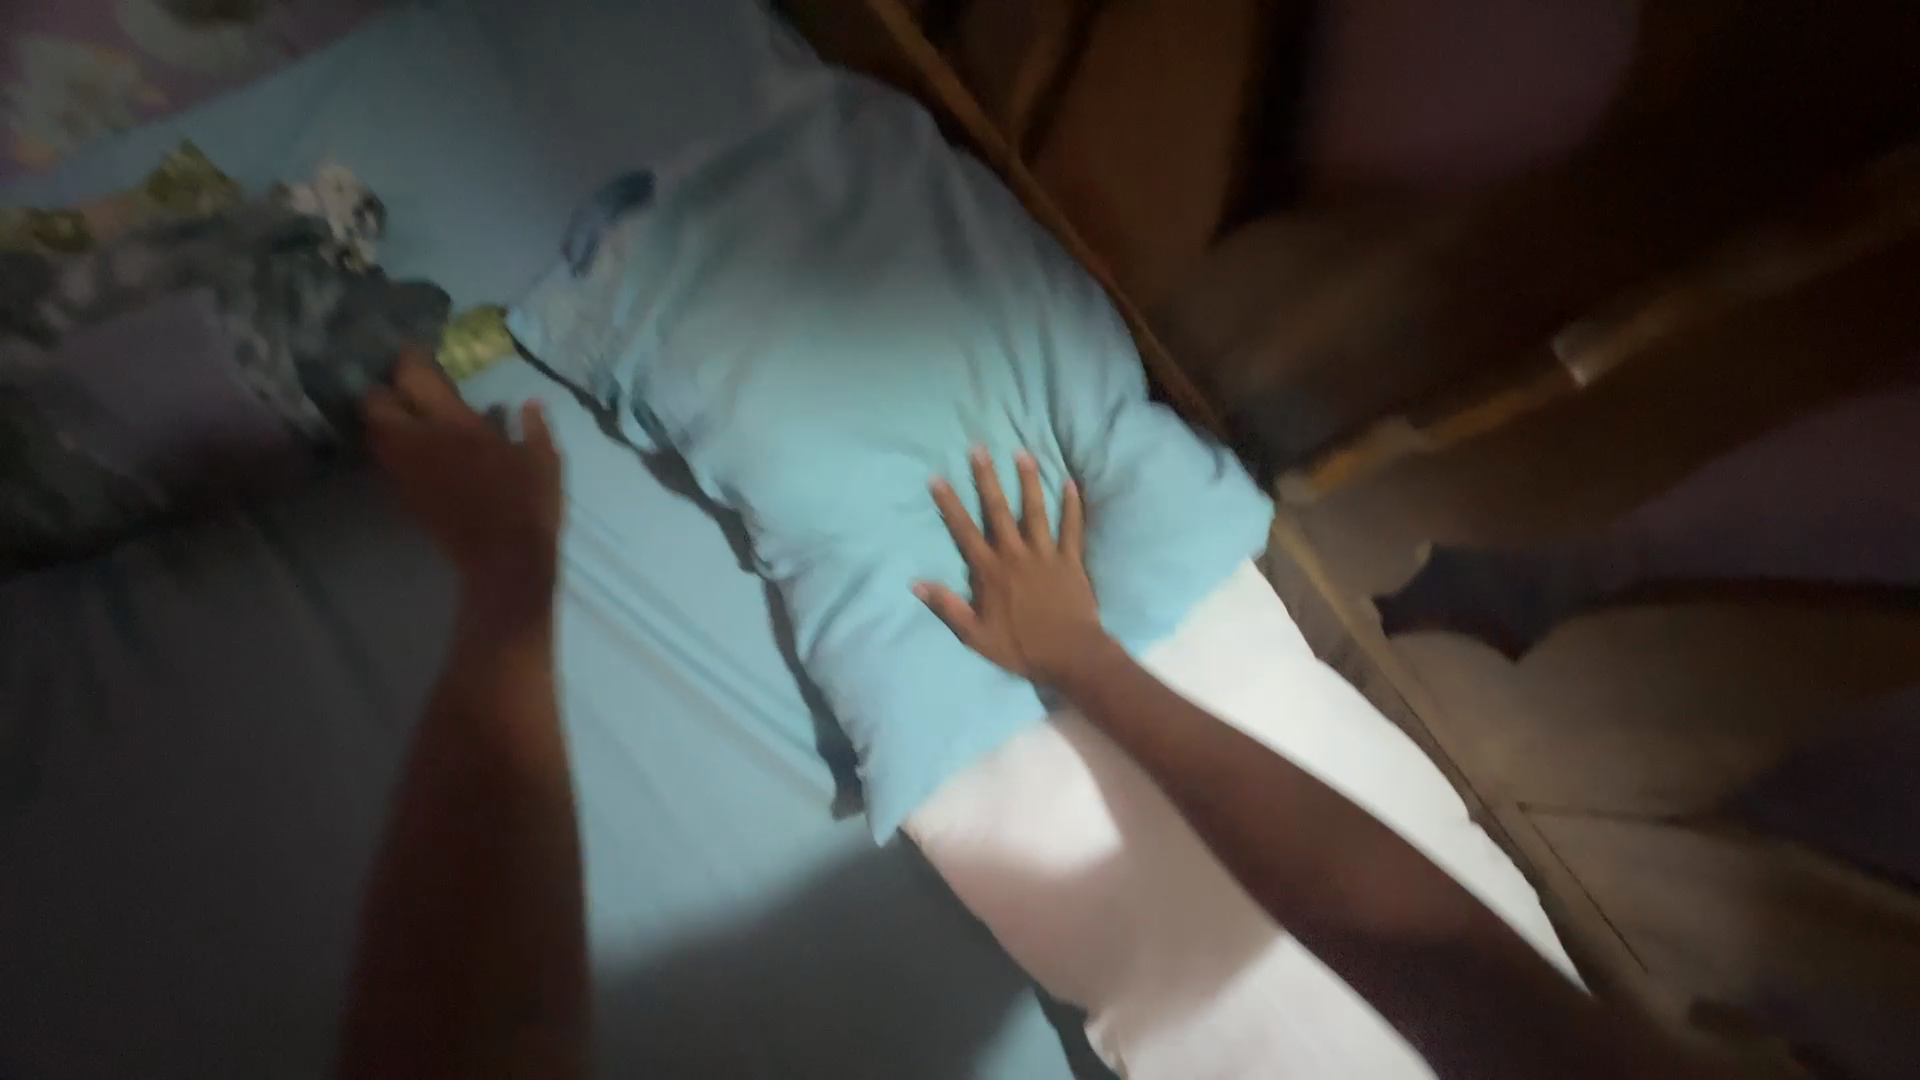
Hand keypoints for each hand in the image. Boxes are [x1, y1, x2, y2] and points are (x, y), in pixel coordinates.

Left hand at [364, 349, 562, 627]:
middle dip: (387, 389)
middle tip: (410, 388)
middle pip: (376, 401)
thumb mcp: (546, 460)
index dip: (411, 358)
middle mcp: (418, 439)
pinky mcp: (404, 492)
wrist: (504, 559)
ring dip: (387, 418)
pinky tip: (421, 448)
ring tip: (411, 416)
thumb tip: (529, 403)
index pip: (414, 376)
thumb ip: (534, 427)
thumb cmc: (530, 503)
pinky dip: (397, 445)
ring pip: (375, 430)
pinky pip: (389, 457)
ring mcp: (405, 468)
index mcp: (455, 424)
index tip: (420, 350)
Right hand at [917, 448, 1109, 684]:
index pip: (964, 531)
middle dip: (987, 478)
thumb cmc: (1021, 648)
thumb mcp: (975, 635)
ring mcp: (1045, 555)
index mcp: (990, 571)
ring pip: (1036, 510)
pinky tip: (1071, 482)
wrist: (1070, 655)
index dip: (950, 504)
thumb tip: (916, 583)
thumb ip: (947, 606)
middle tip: (980, 449)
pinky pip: (1072, 528)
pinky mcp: (1071, 560)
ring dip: (1029, 481)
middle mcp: (1015, 555)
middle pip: (998, 510)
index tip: (938, 478)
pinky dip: (1072, 505)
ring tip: (1023, 453)